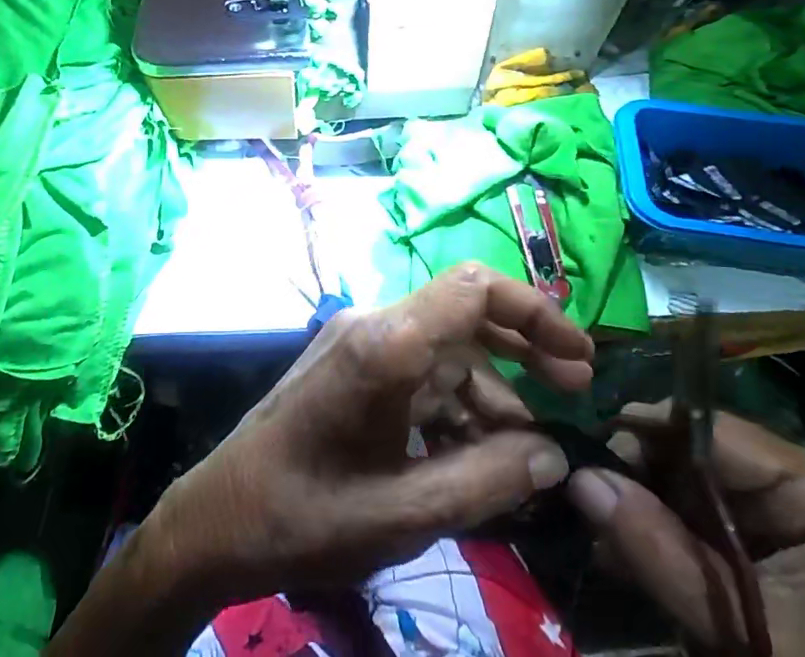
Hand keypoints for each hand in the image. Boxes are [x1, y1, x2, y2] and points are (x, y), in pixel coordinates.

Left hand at [148, 262, 594, 601]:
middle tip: (572, 398)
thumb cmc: (309, 514)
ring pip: (443, 352)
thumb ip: (491, 477)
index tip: (582, 359)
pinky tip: (472, 455)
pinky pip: (415, 373)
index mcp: (386, 345)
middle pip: (463, 317)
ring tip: (521, 458)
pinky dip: (451, 405)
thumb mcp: (410, 510)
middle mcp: (371, 328)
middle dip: (523, 352)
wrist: (222, 516)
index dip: (536, 311)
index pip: (472, 287)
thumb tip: (553, 452)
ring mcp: (354, 345)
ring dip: (489, 395)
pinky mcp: (347, 369)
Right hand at [567, 402, 804, 656]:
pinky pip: (683, 509)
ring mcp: (774, 506)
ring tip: (603, 546)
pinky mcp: (752, 533)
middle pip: (684, 450)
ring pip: (674, 479)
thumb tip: (580, 477)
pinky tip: (623, 557)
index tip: (584, 469)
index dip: (638, 438)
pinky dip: (647, 530)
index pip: (703, 427)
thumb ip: (662, 551)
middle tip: (589, 516)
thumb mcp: (741, 626)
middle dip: (630, 479)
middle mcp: (794, 480)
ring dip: (632, 508)